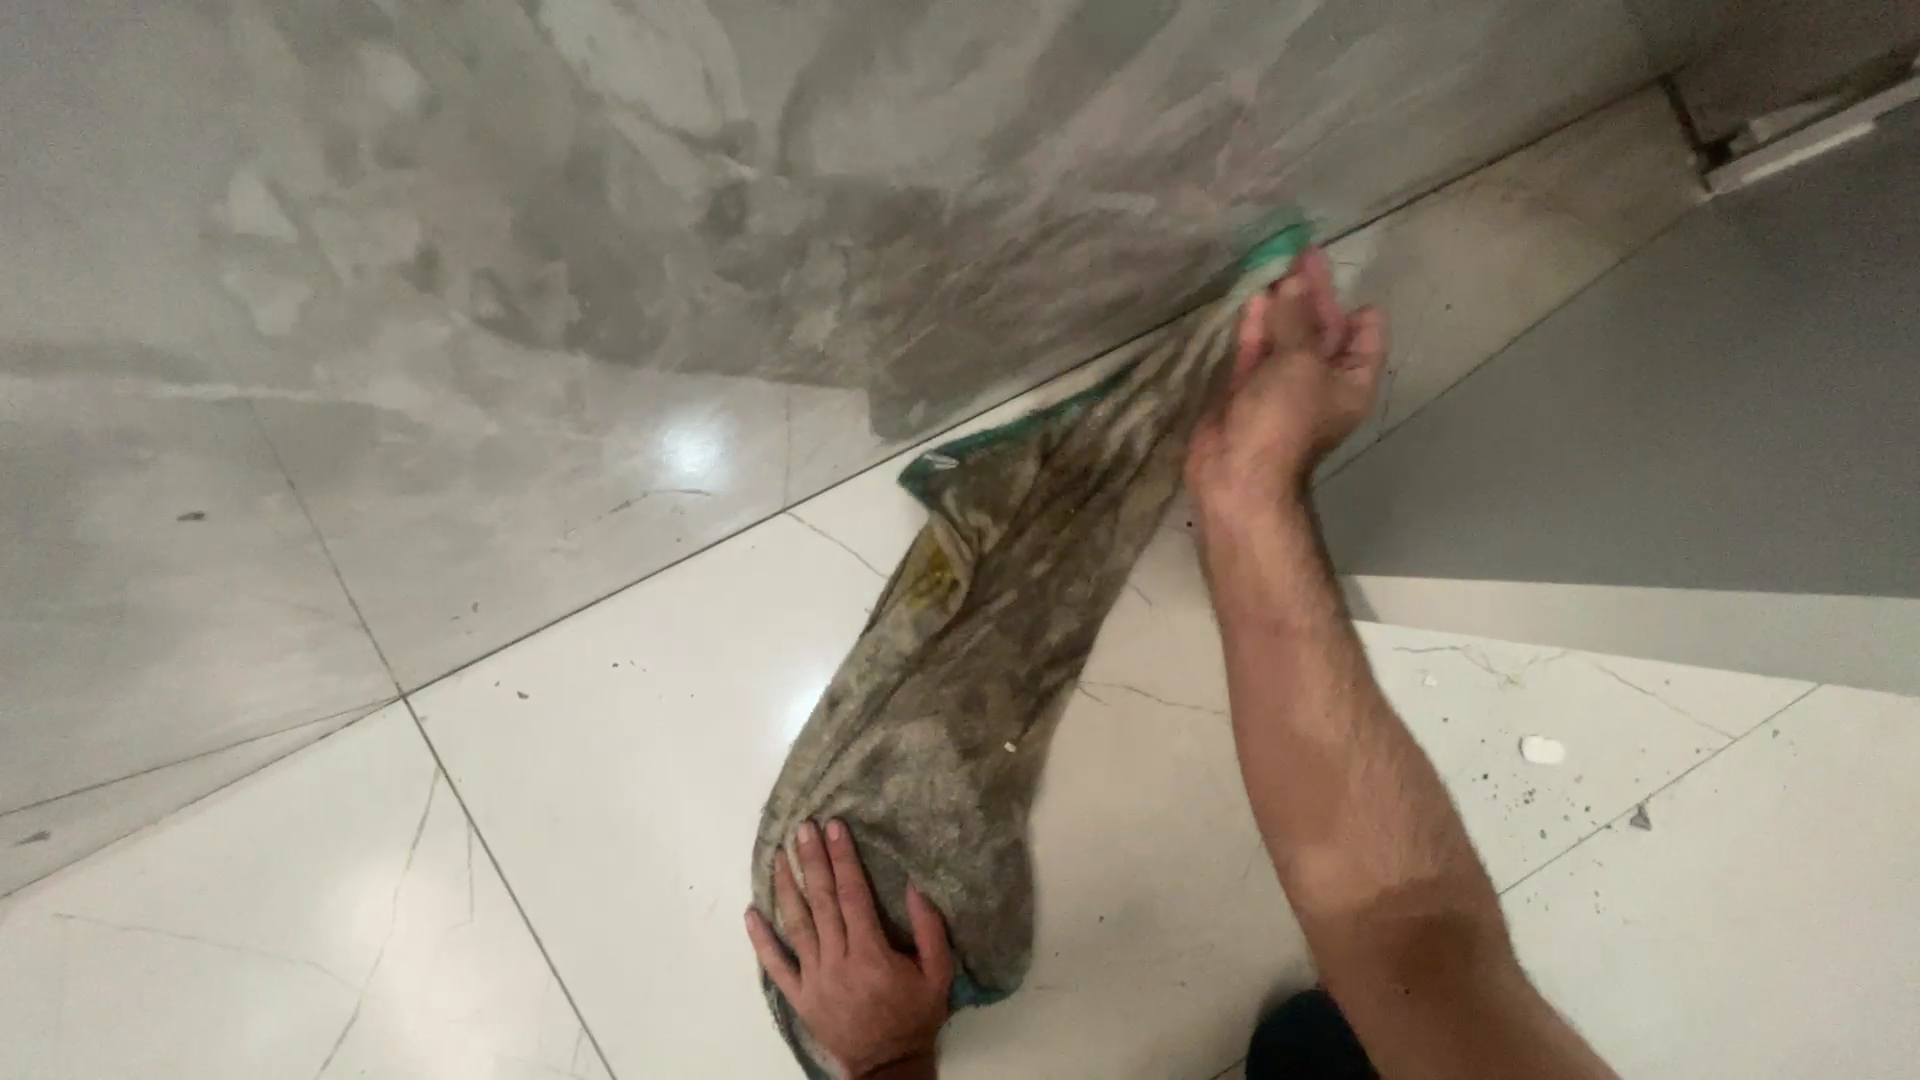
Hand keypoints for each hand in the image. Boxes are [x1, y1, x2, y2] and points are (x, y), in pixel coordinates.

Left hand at [746, 820, 953, 1079]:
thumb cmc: (915, 1015)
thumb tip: (915, 885)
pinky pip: (775, 966)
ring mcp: (814, 980)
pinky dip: (761, 940)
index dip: (843, 858)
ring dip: (786, 888)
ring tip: (778, 856)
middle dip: (812, 861)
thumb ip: (929, 928)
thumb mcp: (938, 973)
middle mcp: (837, 962)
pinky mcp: (799, 998)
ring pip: (796, 925)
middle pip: (822, 902)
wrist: (888, 1067)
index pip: (853, 895)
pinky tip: (751, 912)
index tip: (835, 828)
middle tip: (803, 829)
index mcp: (871, 954)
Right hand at [1185, 246, 1387, 512]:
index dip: (1354, 304)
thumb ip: (1295, 320)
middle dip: (1312, 294)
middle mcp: (1320, 381)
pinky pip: (1254, 351)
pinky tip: (1251, 298)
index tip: (1334, 275)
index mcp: (1351, 380)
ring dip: (1280, 305)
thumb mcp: (1300, 363)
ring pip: (1284, 337)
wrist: (1237, 473)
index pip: (1365, 334)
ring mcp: (1280, 386)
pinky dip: (1253, 326)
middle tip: (1300, 254)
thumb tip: (1291, 283)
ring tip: (1273, 264)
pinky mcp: (1245, 390)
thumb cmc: (1283, 420)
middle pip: (1321, 329)